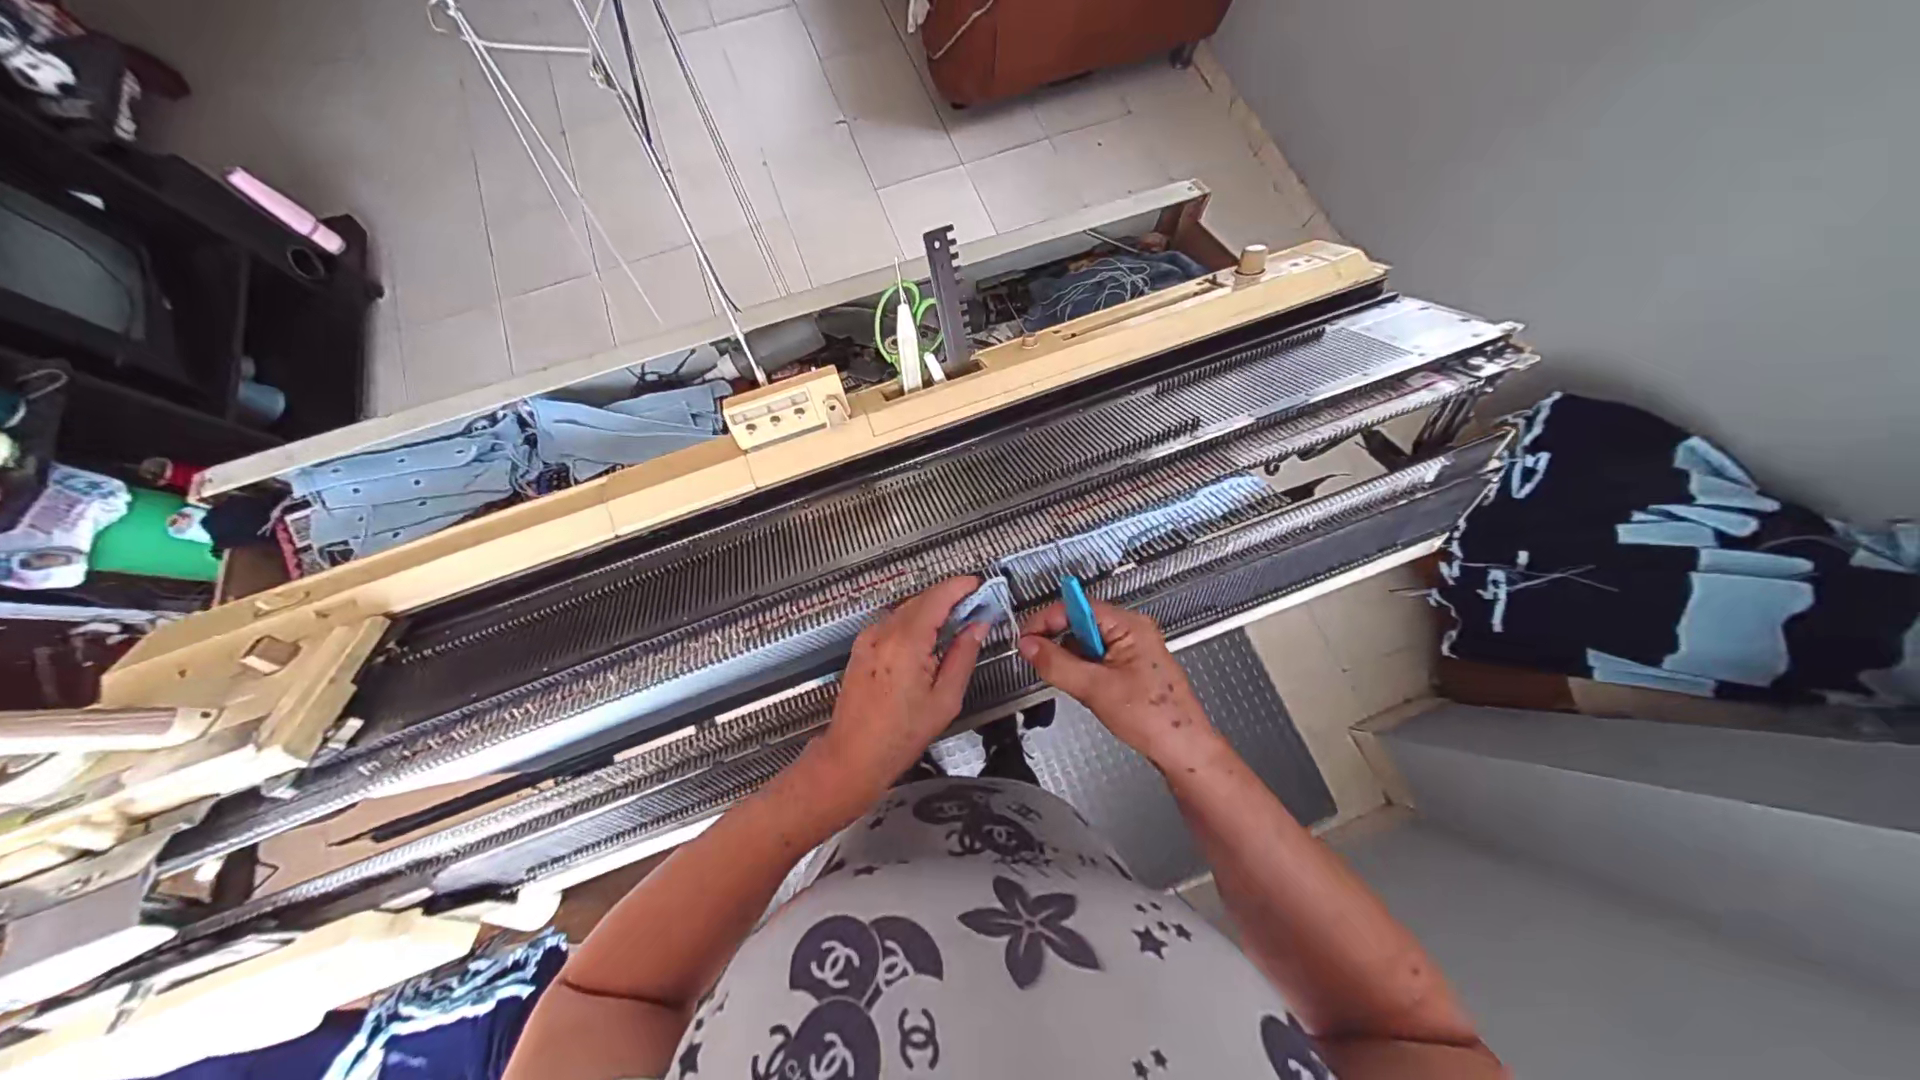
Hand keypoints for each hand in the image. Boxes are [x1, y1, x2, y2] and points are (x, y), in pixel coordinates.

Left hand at [815, 576, 988, 800]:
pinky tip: (926, 643)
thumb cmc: (897, 736)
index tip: (978, 586)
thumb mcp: (945, 699)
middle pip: (922, 599)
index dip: (961, 586)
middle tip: (975, 610)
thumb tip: (977, 628)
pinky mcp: (861, 648)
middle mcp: (883, 634)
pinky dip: (913, 624)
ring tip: (955, 628)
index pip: (938, 596)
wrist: (853, 756)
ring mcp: (869, 639)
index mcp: (906, 643)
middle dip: (950, 599)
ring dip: (932, 611)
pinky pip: (892, 624)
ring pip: (907, 610)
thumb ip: (963, 656)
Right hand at [1018, 599, 1222, 770]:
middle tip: (1042, 662)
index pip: (1077, 606)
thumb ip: (1056, 663)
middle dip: (1059, 642)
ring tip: (1078, 685)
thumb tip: (1030, 646)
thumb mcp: (1094, 688)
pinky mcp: (1130, 667)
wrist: (1183, 749)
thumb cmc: (1156, 718)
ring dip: (1072, 660)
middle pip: (1080, 623)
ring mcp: (1133, 649)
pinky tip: (1089, 691)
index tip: (1027, 639)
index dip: (1047, 621)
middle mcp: (1133, 631)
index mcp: (1129, 625)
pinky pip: (1097, 659)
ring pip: (1087, 643)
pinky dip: (1084, 671)